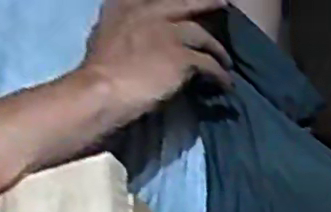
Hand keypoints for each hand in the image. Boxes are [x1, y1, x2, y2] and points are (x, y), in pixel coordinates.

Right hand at [78, 0, 231, 124]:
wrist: (105, 85)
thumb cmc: (104, 65)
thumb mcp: (108, 30)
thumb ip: (127, 23)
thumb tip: (136, 30)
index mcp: (125, 3)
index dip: (178, 0)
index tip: (191, 2)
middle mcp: (147, 11)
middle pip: (184, 2)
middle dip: (205, 2)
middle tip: (223, 2)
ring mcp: (165, 32)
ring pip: (202, 34)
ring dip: (217, 49)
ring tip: (226, 62)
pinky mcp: (181, 56)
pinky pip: (210, 63)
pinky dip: (221, 75)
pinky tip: (226, 83)